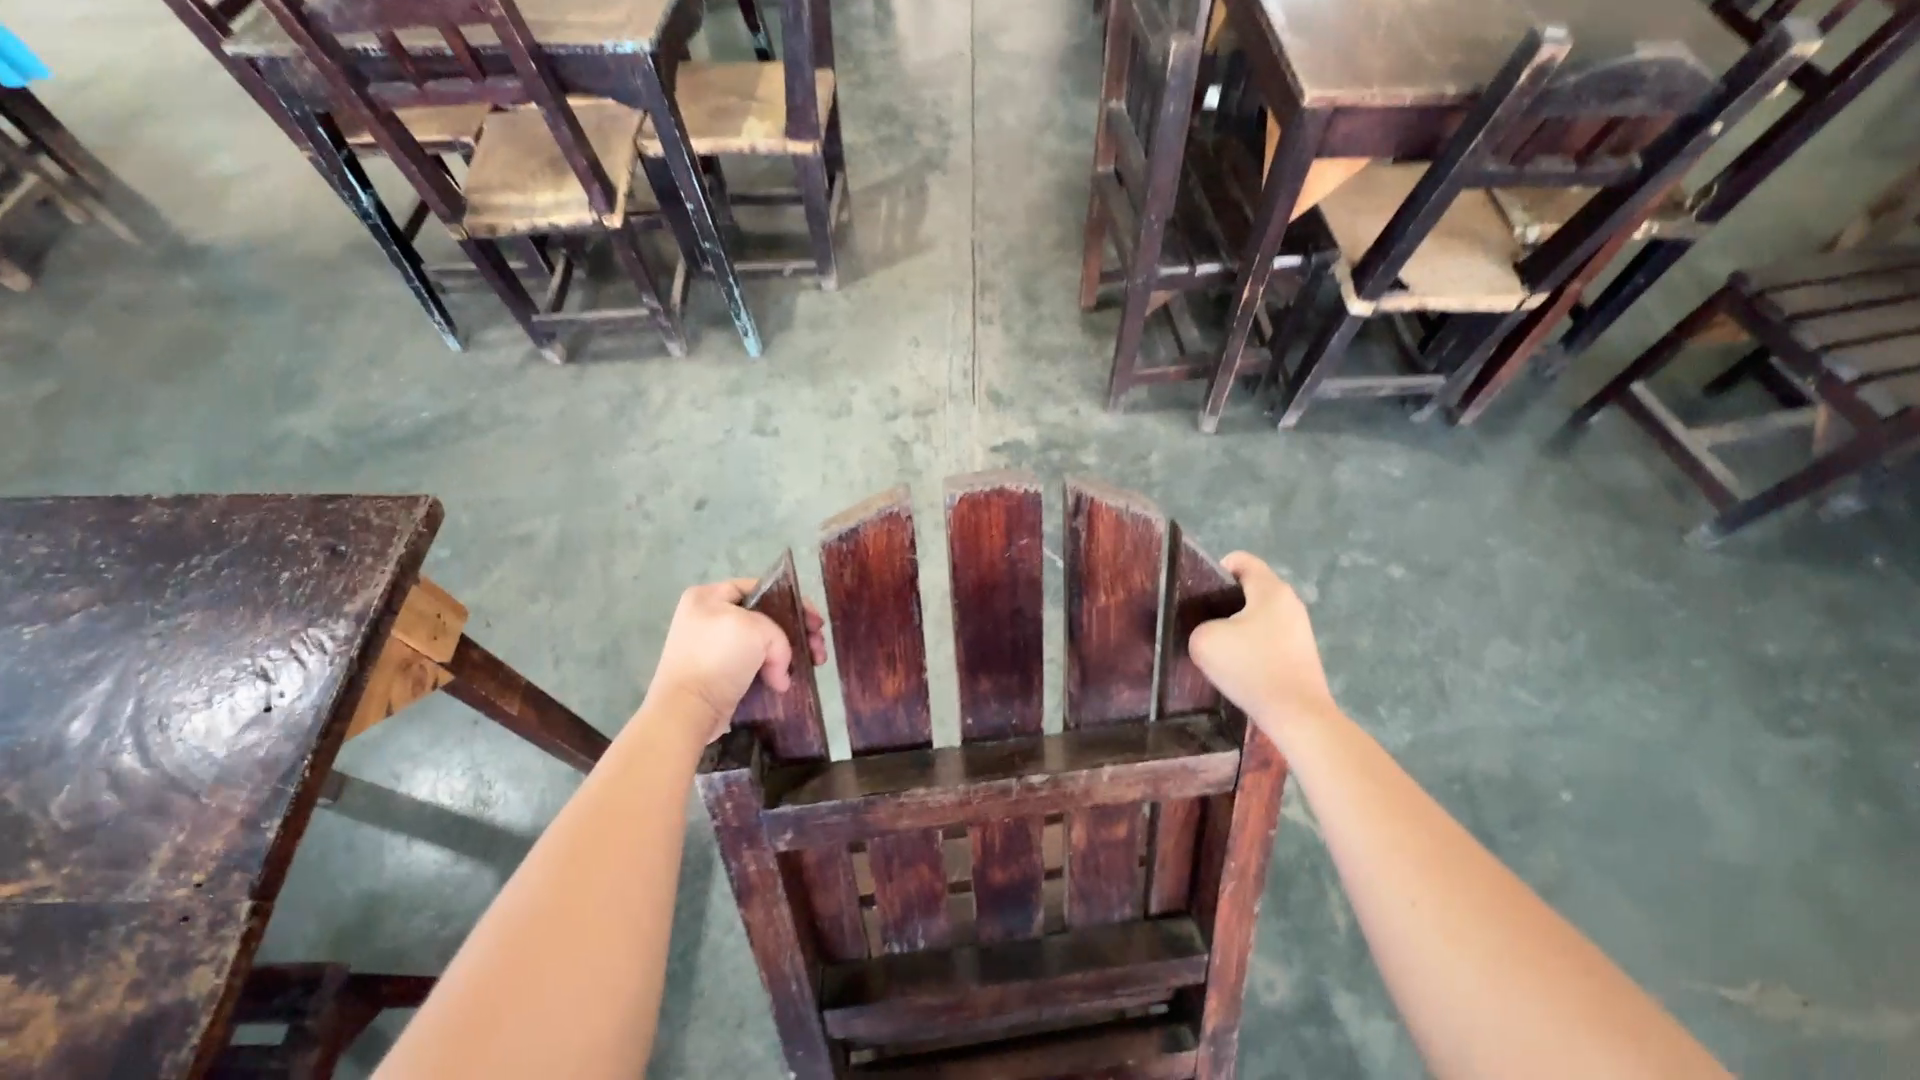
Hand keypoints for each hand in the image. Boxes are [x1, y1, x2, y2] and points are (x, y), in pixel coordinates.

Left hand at [642, 579, 826, 743]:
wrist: (688, 710)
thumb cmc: (718, 658)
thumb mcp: (756, 630)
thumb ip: (779, 636)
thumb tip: (779, 670)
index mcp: (708, 597)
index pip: (759, 589)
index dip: (791, 601)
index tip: (815, 620)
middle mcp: (709, 617)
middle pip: (765, 617)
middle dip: (796, 630)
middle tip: (818, 644)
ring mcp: (713, 647)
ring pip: (763, 643)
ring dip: (790, 653)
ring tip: (813, 665)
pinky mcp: (720, 674)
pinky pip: (755, 665)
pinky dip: (773, 671)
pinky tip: (786, 682)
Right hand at [1189, 552, 1338, 739]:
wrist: (1296, 713)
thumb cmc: (1251, 667)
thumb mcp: (1204, 641)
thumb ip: (1199, 626)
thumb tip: (1209, 632)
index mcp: (1270, 589)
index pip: (1241, 560)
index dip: (1215, 568)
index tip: (1198, 593)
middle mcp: (1290, 602)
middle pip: (1251, 589)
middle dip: (1225, 602)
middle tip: (1202, 623)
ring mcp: (1300, 629)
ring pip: (1260, 616)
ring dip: (1239, 628)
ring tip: (1219, 650)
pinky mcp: (1302, 653)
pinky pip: (1270, 638)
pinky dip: (1253, 647)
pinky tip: (1240, 668)